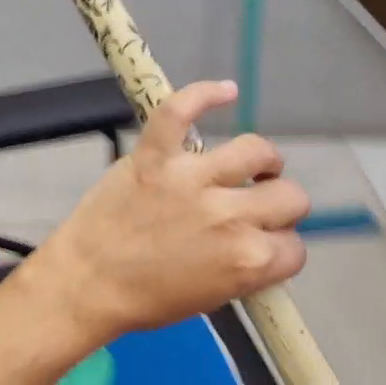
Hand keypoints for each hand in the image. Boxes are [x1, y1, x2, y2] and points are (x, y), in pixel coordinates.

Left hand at [14, 80, 310, 343]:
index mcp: (252, 260)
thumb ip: (246, 262)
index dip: (278, 240)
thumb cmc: (149, 295)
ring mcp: (190, 179)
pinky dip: (203, 94)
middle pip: (289, 195)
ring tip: (246, 161)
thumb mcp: (219, 294)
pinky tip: (226, 90)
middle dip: (278, 199)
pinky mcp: (153, 155)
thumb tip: (259, 237)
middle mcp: (230, 215)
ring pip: (254, 150)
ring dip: (259, 157)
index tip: (258, 238)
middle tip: (253, 199)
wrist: (91, 278)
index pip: (294, 244)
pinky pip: (180, 112)